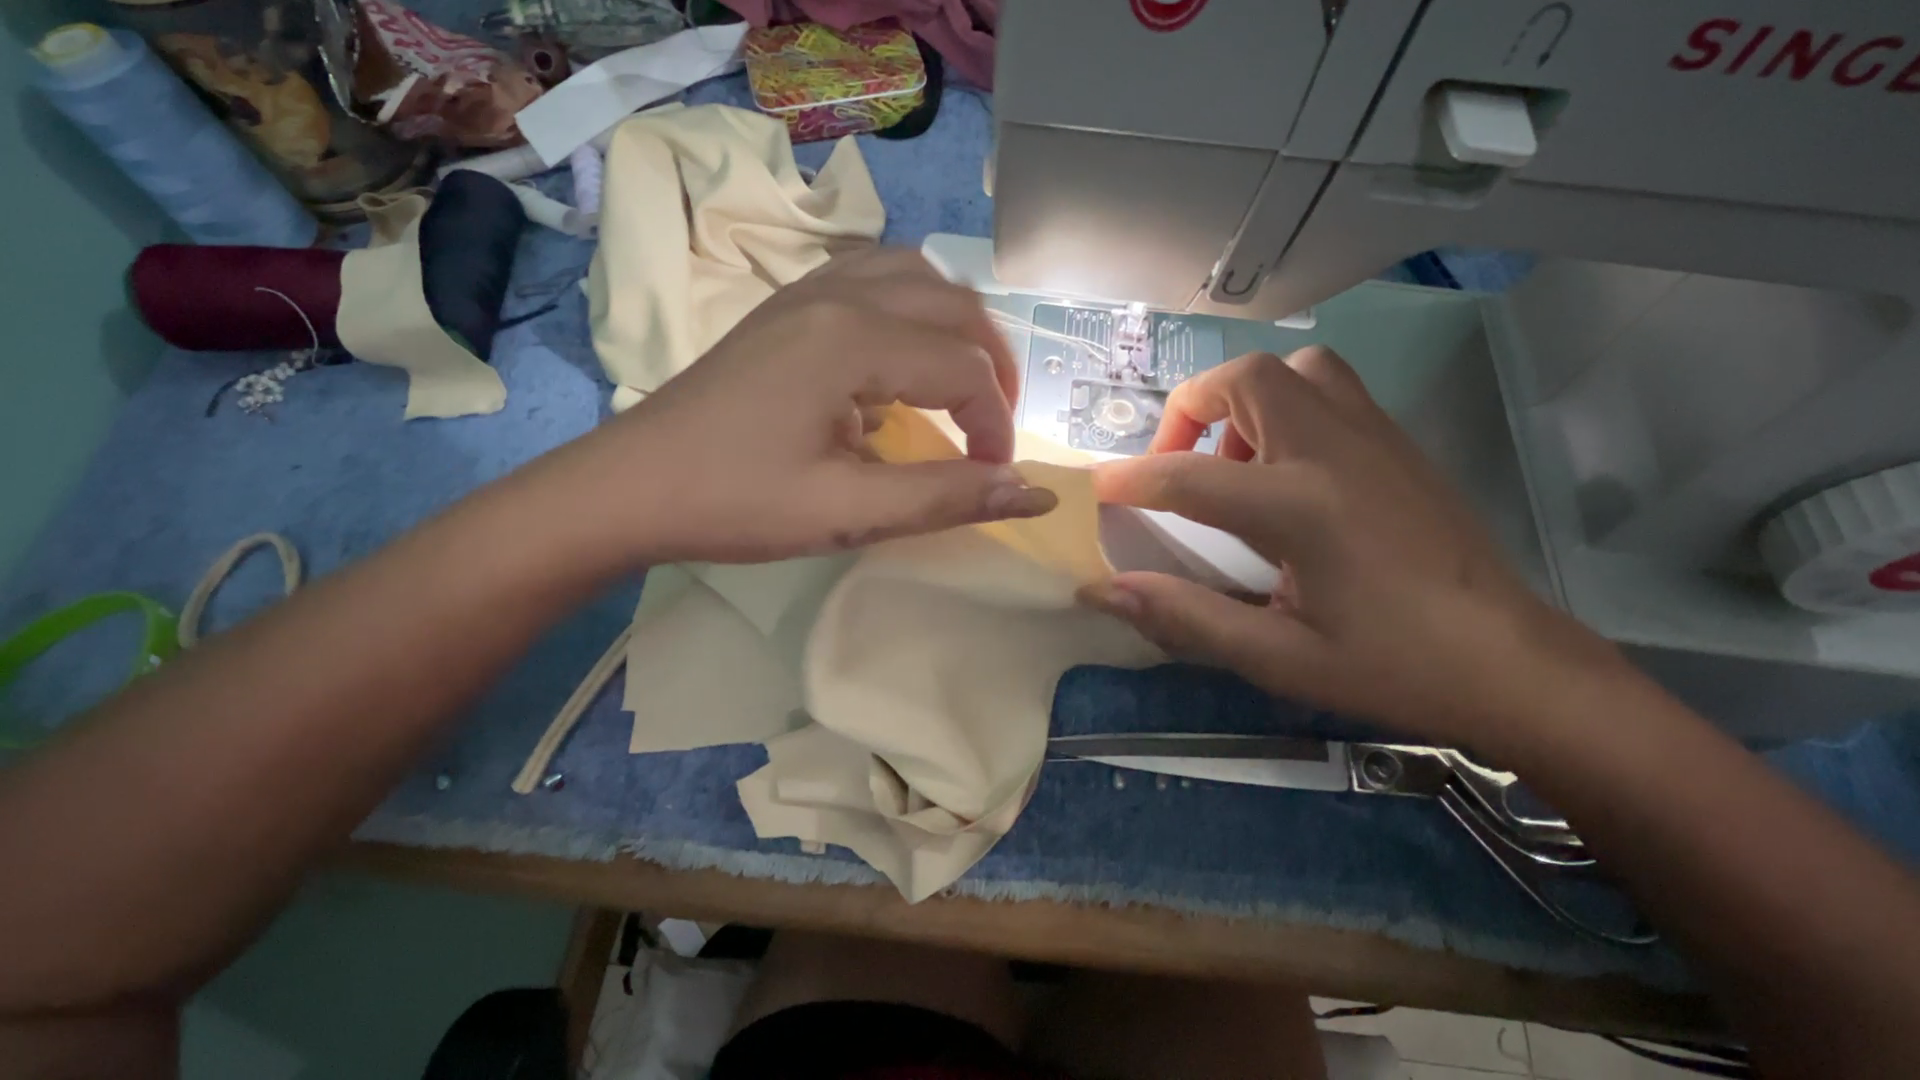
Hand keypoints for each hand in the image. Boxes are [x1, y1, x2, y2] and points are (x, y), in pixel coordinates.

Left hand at [550, 248, 1055, 565]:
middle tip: (994, 427)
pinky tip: (899, 357)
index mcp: (854, 339)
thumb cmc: (733, 503)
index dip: (994, 425)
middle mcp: (838, 294)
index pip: (964, 367)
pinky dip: (910, 308)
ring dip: (955, 324)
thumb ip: (944, 497)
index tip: (992, 479)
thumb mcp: (845, 511)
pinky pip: (871, 276)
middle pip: (953, 303)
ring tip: (963, 382)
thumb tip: (1031, 491)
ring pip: (915, 274)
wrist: (628, 486)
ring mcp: (806, 291)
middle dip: (992, 364)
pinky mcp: (785, 305)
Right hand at [1082, 347, 1623, 744]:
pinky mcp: (1401, 444)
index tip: (1094, 489)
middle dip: (1190, 409)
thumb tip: (1102, 591)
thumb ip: (1185, 617)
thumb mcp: (1278, 657)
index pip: (1187, 476)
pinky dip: (1290, 406)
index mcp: (1299, 505)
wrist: (1511, 663)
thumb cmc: (1391, 666)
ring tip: (1237, 464)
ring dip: (1246, 400)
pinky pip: (1332, 389)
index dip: (1129, 480)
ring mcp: (1376, 437)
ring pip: (1296, 368)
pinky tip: (1290, 475)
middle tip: (1176, 468)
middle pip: (1245, 377)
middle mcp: (1334, 450)